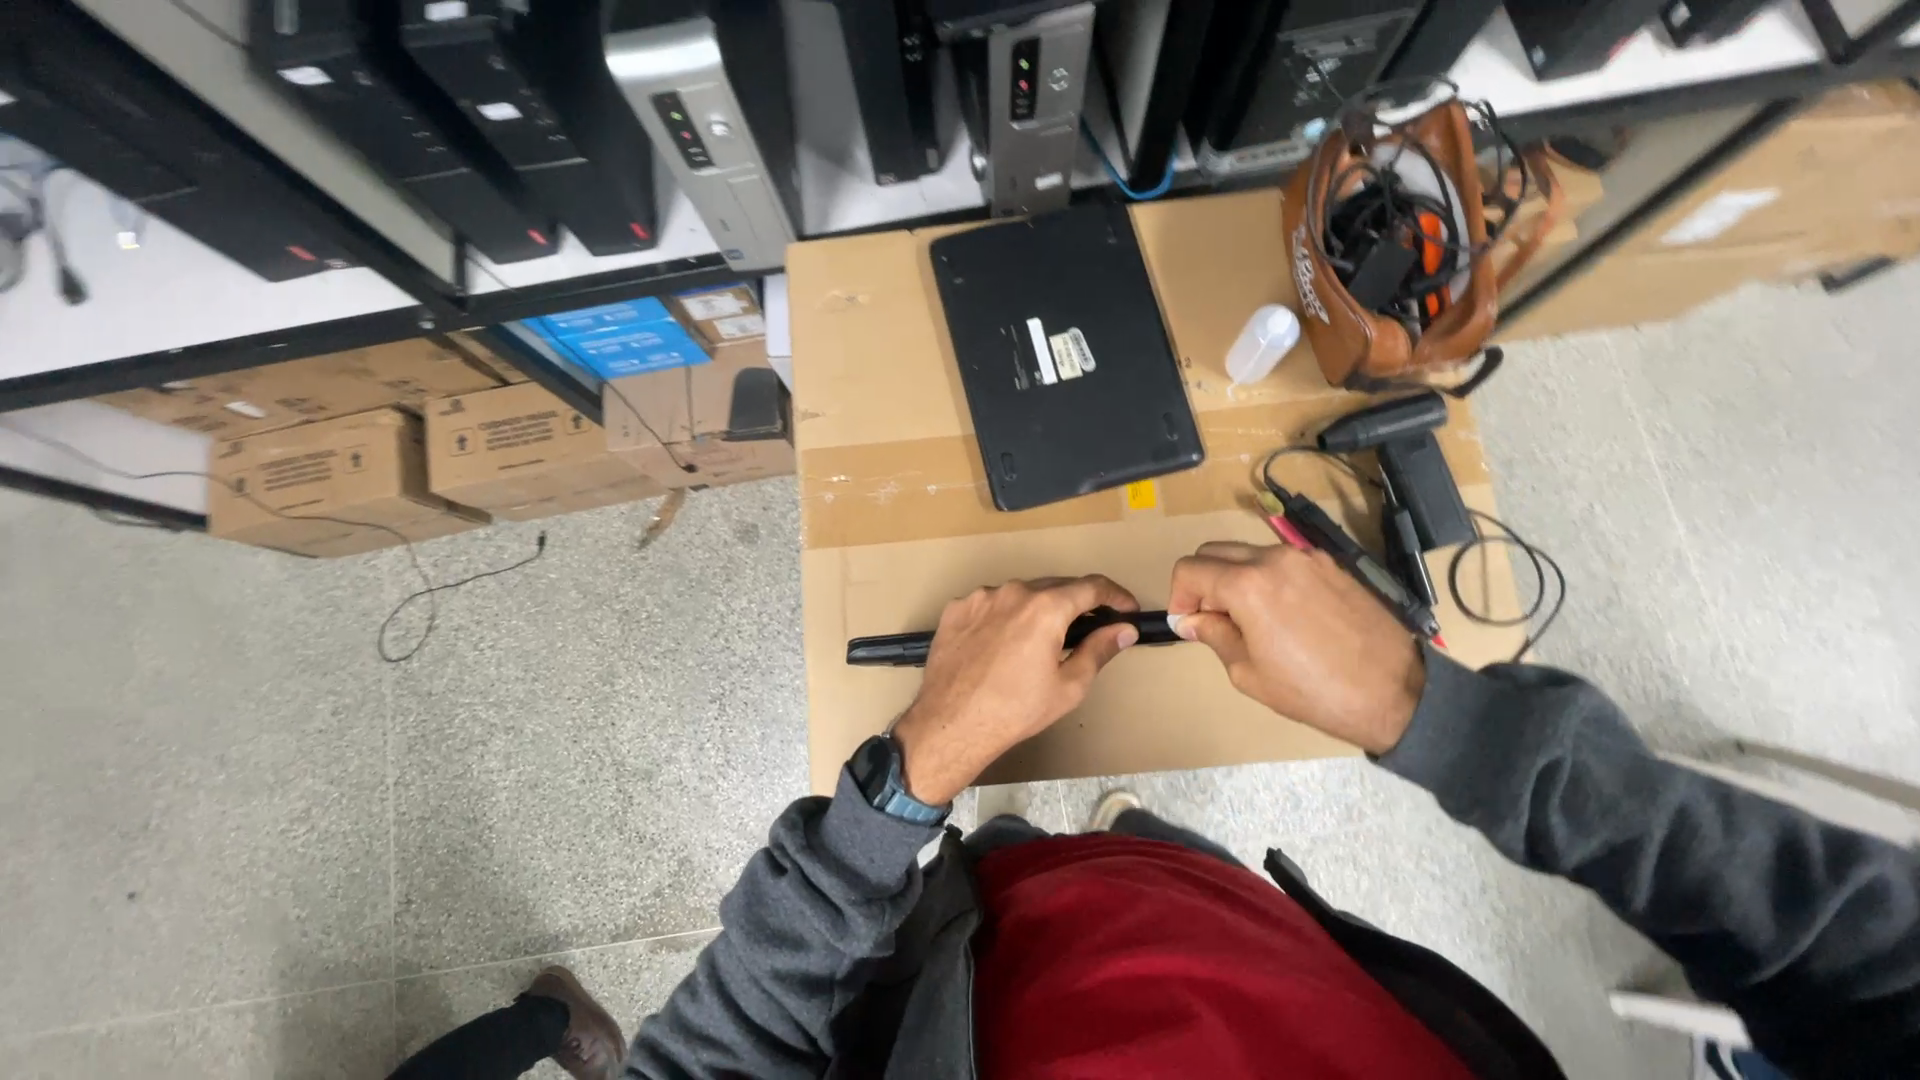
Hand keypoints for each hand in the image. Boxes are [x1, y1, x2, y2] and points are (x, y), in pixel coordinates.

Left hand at [891, 576, 1140, 804]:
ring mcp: (980, 598)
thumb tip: (1124, 630)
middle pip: (1056, 587)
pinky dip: (1005, 616)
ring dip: (1038, 609)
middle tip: (1090, 626)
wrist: (951, 723)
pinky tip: (1005, 643)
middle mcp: (1013, 592)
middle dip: (1077, 603)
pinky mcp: (956, 610)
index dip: (1115, 595)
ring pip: (1021, 594)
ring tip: (1042, 640)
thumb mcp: (1069, 685)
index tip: (1126, 608)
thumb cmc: (1014, 710)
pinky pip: (990, 604)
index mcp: (1045, 608)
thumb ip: (1099, 649)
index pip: (1091, 587)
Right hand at [1167, 542, 1425, 753]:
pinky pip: (1282, 561)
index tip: (1188, 622)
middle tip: (1213, 619)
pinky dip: (1266, 578)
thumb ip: (1215, 635)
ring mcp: (1306, 558)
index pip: (1190, 569)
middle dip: (1202, 582)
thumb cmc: (1314, 692)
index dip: (1179, 596)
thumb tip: (1193, 620)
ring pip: (1248, 552)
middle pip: (1214, 551)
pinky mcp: (1330, 565)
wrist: (1394, 693)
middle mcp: (1274, 559)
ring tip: (1249, 619)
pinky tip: (1282, 614)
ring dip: (1234, 577)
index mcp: (1248, 585)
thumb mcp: (1248, 673)